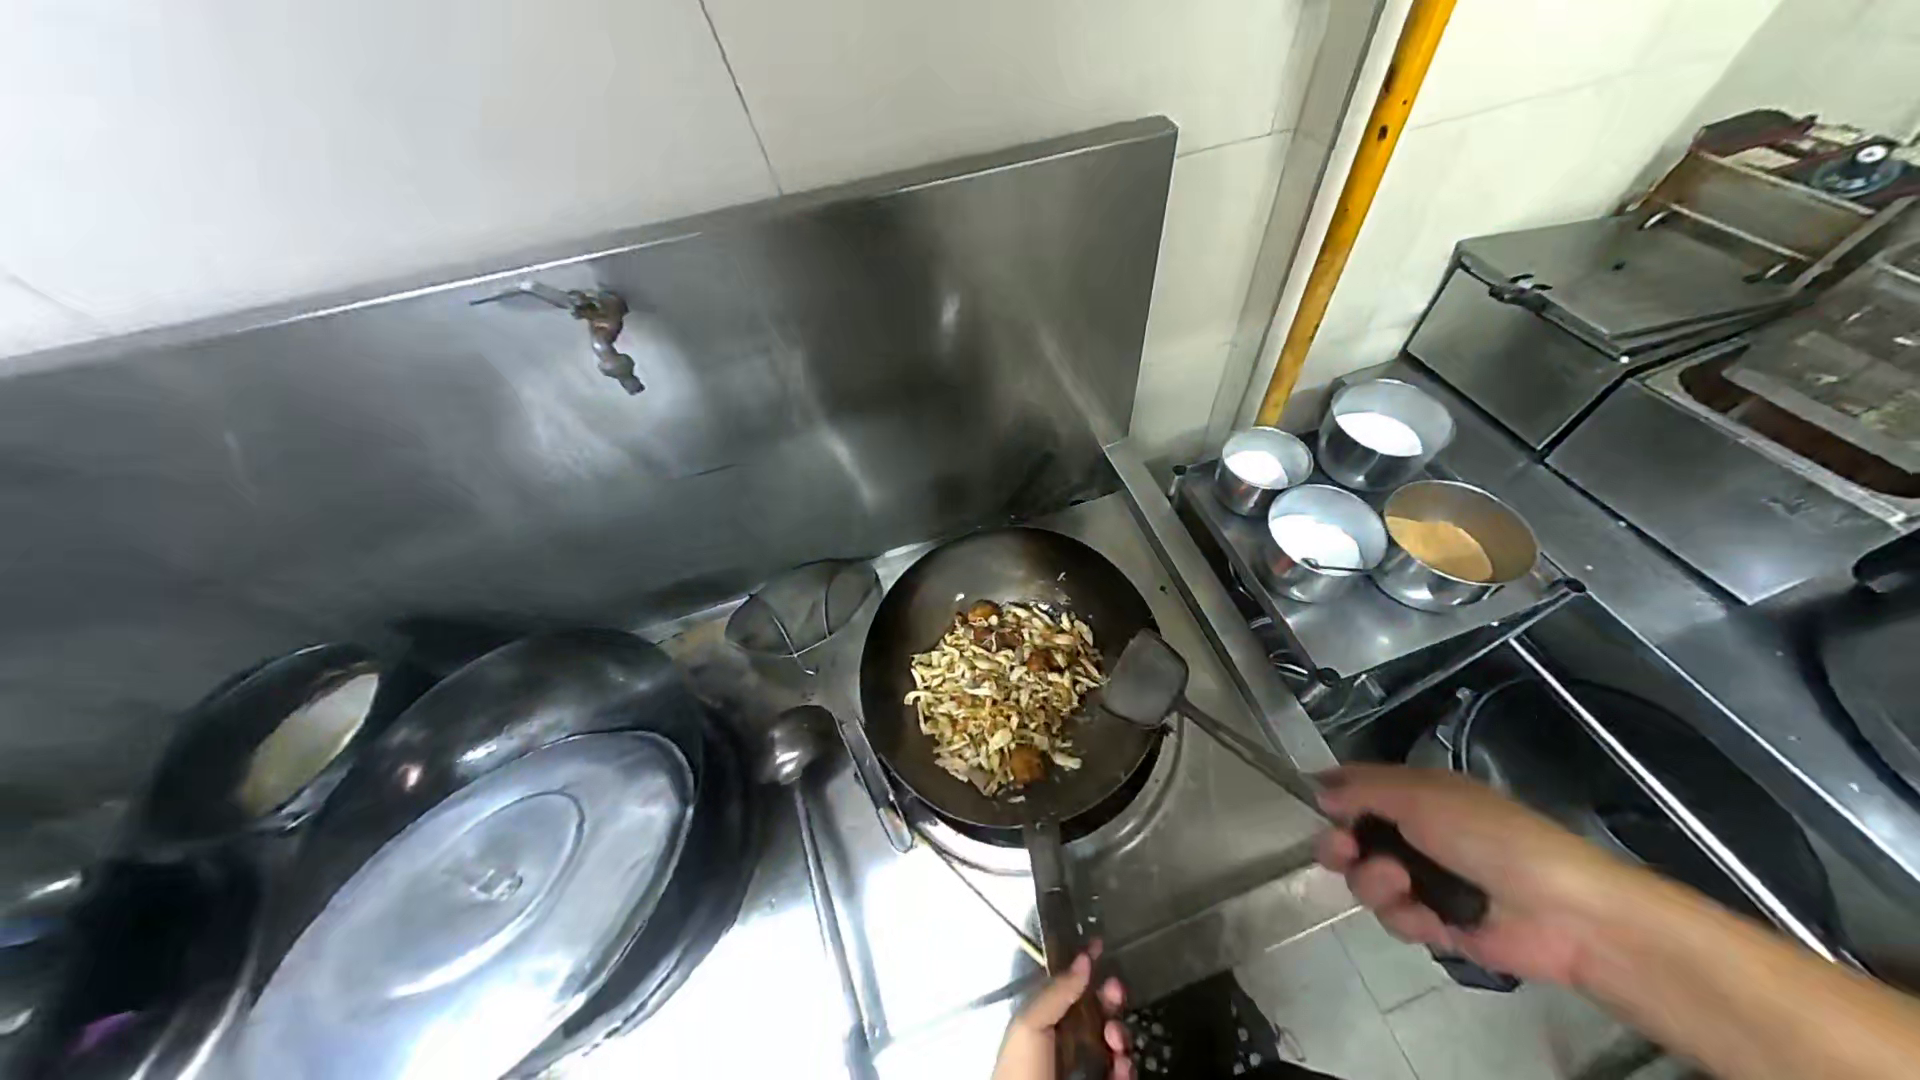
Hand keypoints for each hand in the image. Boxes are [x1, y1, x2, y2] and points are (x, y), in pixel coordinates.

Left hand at [991, 950, 1129, 1079]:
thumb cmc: (1021, 1071)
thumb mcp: (1029, 1025)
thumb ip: (1057, 992)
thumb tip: (1084, 958)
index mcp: (1045, 1019)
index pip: (1069, 985)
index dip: (1084, 964)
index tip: (1100, 945)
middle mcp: (1067, 1039)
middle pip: (1097, 1009)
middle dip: (1110, 996)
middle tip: (1116, 991)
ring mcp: (1087, 1068)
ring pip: (1115, 1041)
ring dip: (1121, 1033)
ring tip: (1115, 1040)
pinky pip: (1123, 1074)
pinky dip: (1127, 1069)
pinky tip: (1122, 1068)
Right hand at [1314, 764, 1652, 985]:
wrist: (1563, 911)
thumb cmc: (1488, 836)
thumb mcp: (1420, 796)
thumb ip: (1362, 791)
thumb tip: (1320, 793)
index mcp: (1416, 795)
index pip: (1359, 786)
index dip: (1332, 792)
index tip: (1314, 803)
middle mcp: (1414, 833)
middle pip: (1351, 837)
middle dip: (1339, 844)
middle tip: (1343, 849)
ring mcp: (1425, 880)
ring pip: (1366, 879)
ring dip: (1374, 882)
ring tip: (1401, 884)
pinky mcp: (1437, 923)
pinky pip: (1395, 918)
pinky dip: (1406, 917)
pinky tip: (1428, 917)